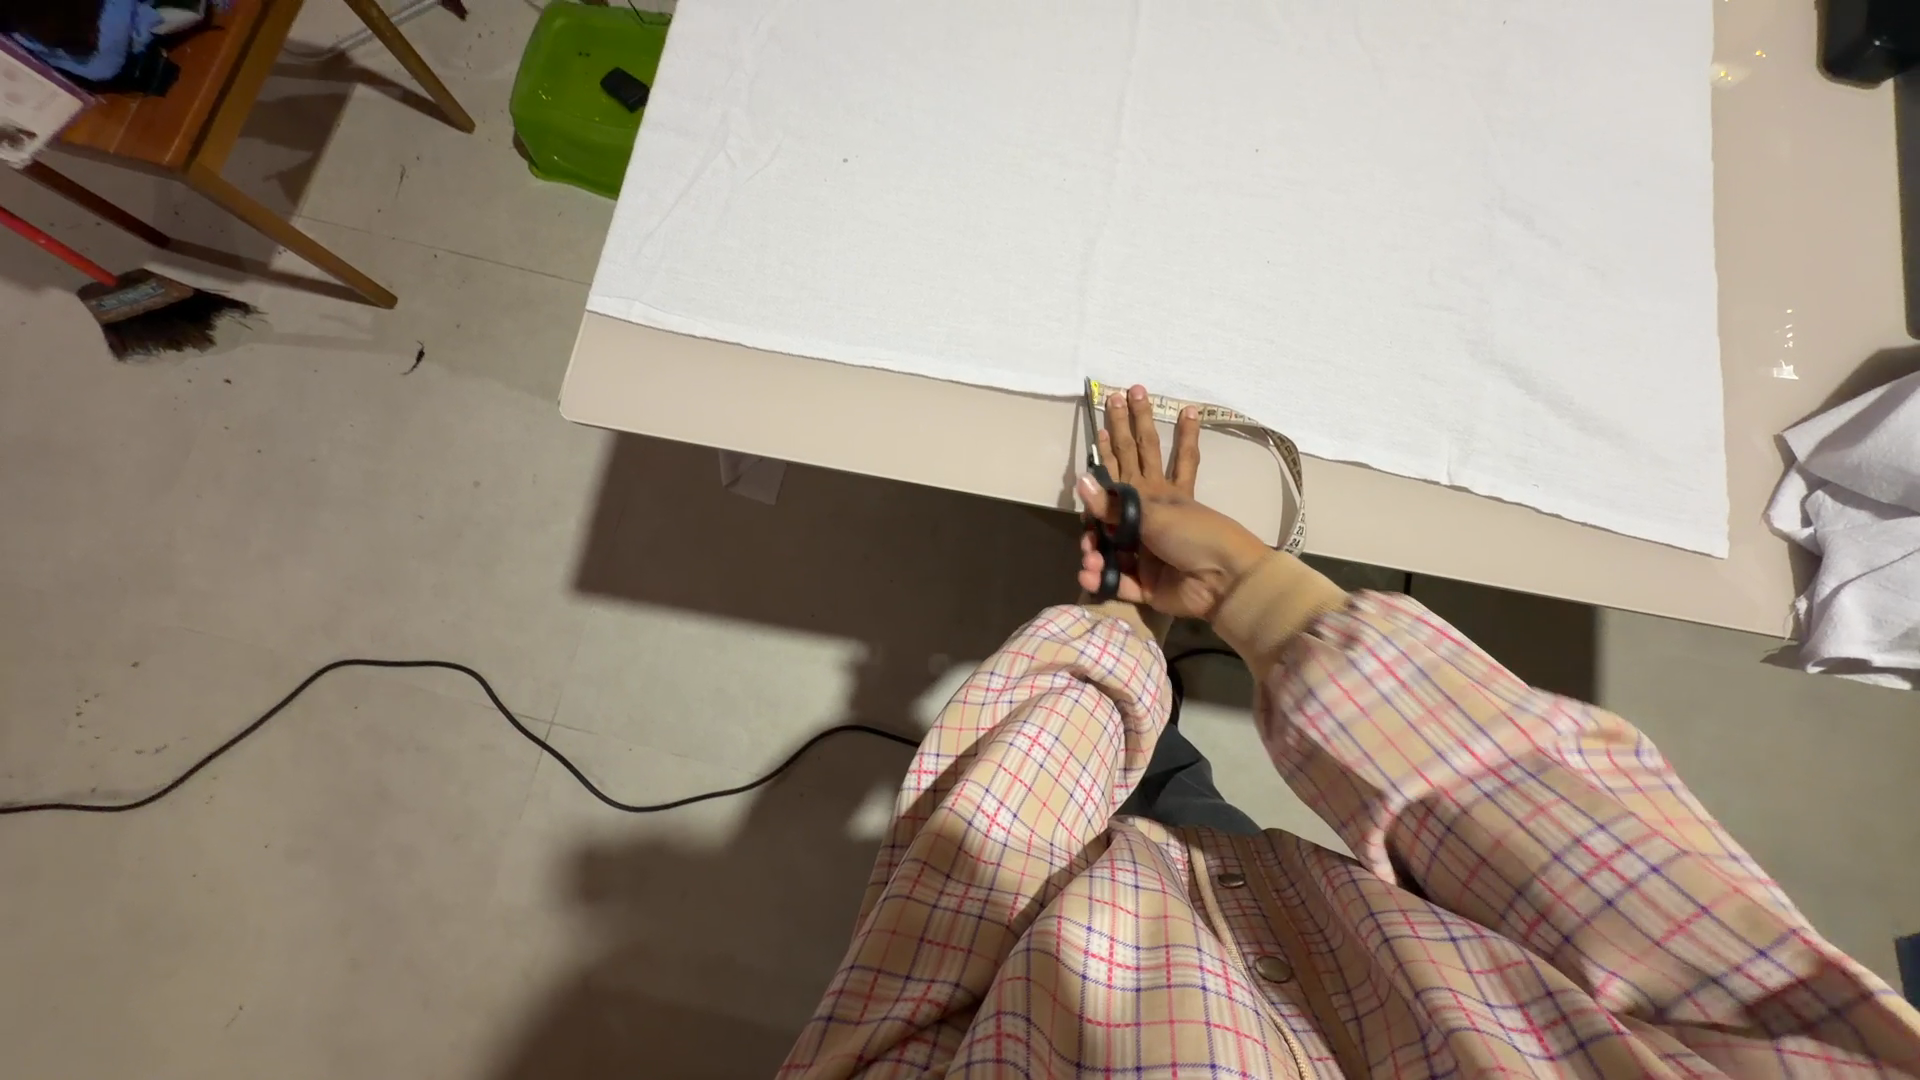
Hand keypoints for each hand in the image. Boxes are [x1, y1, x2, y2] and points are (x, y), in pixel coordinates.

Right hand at [1077, 385, 1271, 619]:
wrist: (1221, 582)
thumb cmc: (1195, 536)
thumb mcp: (1155, 513)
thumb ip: (1114, 502)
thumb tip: (1081, 480)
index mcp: (1159, 491)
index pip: (1144, 450)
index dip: (1135, 424)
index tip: (1124, 396)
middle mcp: (1148, 511)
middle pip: (1129, 466)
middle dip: (1120, 432)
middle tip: (1113, 396)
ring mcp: (1142, 544)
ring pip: (1105, 536)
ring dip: (1092, 543)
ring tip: (1090, 556)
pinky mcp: (1140, 578)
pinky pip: (1111, 577)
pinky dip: (1098, 576)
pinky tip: (1089, 575)